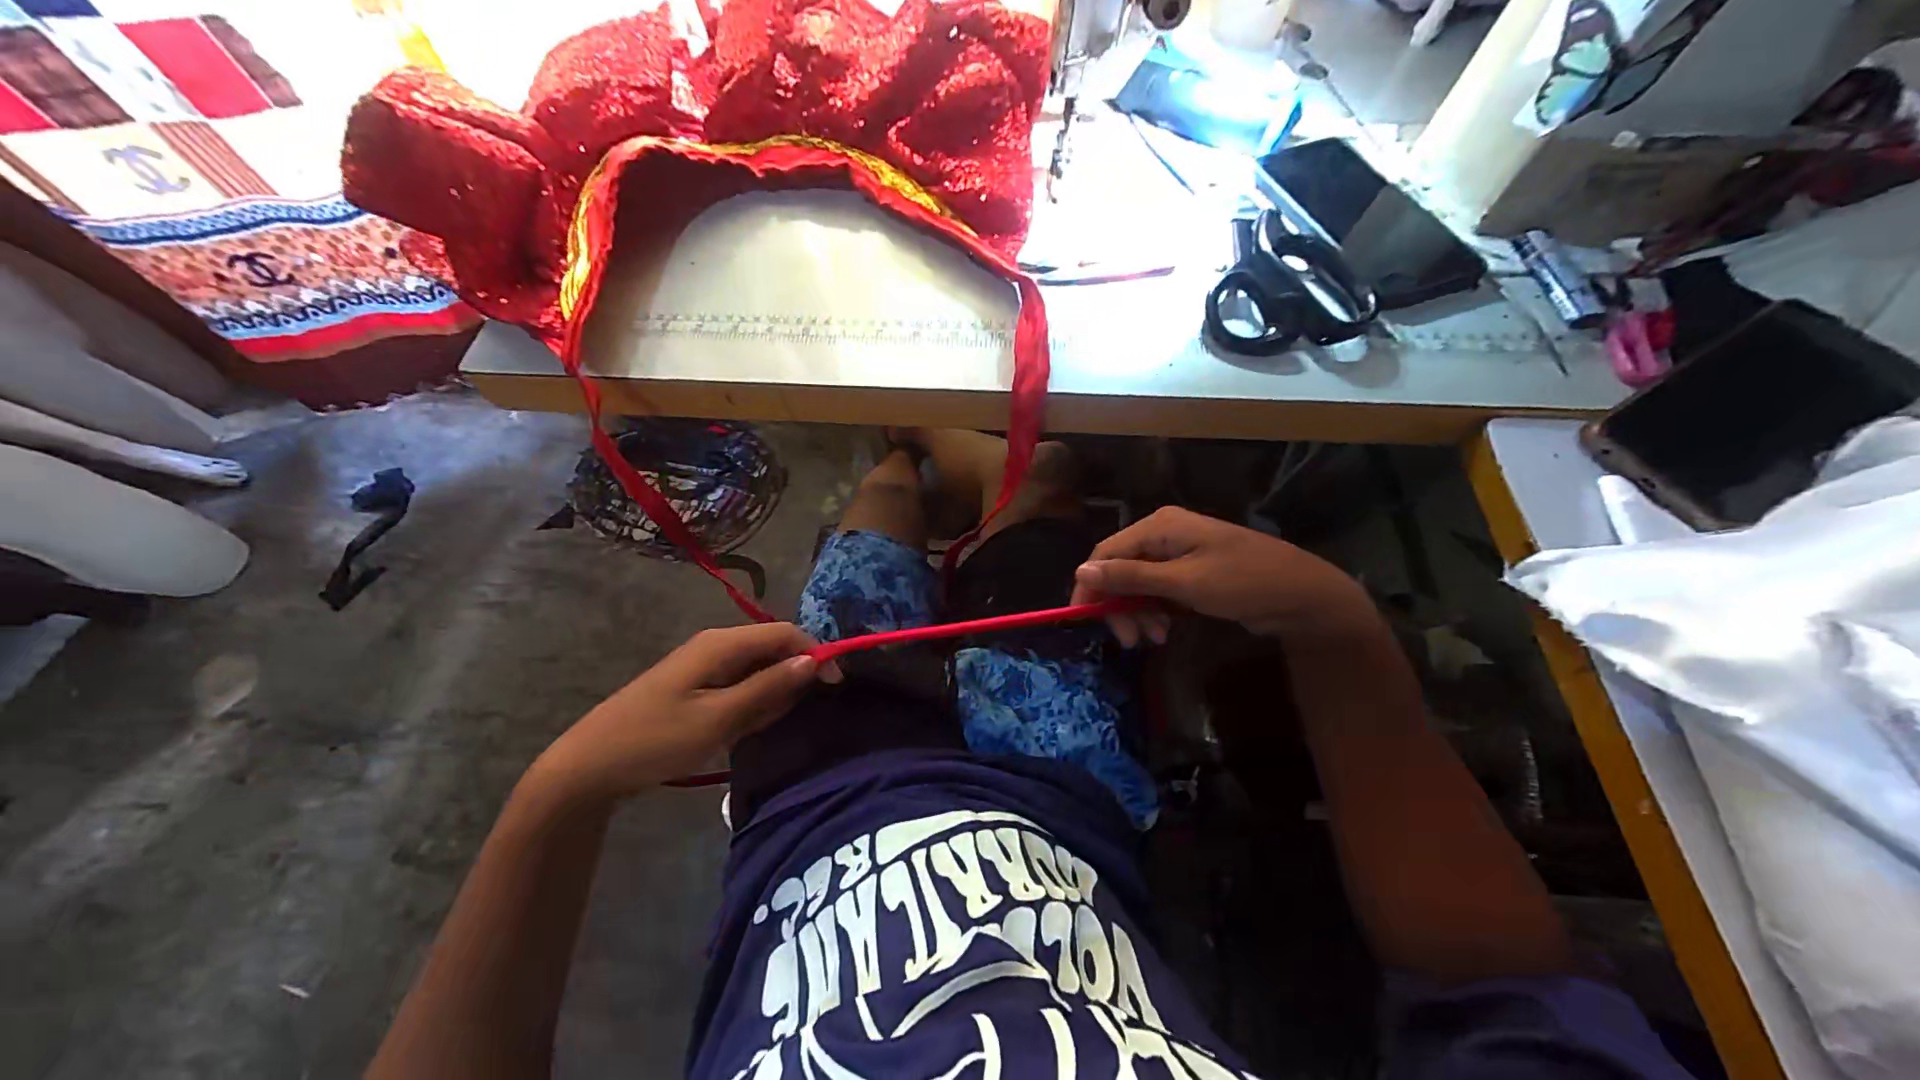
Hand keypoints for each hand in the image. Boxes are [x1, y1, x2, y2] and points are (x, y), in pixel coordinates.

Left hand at [528, 623, 836, 803]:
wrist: (589, 767)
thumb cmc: (656, 740)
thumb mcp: (719, 718)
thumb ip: (769, 687)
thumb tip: (812, 660)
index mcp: (721, 644)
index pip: (784, 633)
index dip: (816, 653)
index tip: (836, 687)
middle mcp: (715, 646)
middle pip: (772, 649)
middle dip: (790, 679)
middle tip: (784, 718)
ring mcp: (704, 666)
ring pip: (758, 671)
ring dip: (768, 697)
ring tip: (754, 730)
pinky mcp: (696, 687)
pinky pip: (739, 687)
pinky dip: (749, 706)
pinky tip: (737, 732)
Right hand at [1069, 506, 1371, 644]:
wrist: (1304, 595)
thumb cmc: (1243, 582)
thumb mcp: (1184, 582)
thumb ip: (1131, 576)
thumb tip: (1082, 570)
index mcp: (1159, 526)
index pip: (1106, 552)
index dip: (1091, 585)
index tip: (1084, 618)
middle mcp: (1164, 534)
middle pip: (1121, 569)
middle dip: (1120, 605)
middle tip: (1130, 640)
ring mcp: (1179, 553)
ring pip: (1138, 583)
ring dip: (1139, 612)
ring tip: (1155, 638)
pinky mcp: (1191, 571)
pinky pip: (1159, 590)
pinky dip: (1156, 610)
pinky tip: (1166, 630)